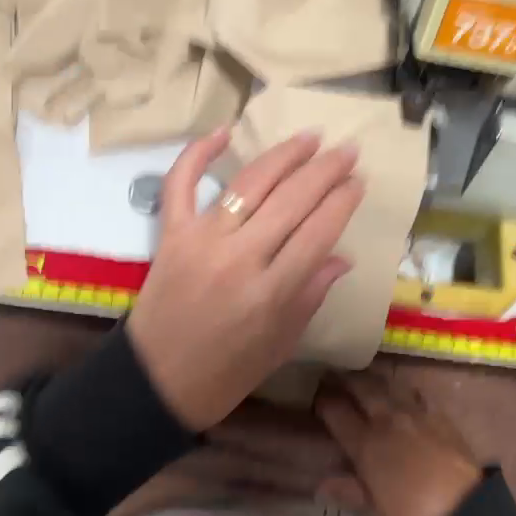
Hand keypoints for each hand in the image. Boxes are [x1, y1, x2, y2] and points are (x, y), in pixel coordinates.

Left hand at [128, 127, 363, 430]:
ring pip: (249, 183)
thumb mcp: (281, 344)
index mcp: (270, 293)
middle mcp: (238, 258)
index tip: (360, 182)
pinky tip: (225, 132)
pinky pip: (182, 184)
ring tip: (310, 137)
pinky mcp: (170, 234)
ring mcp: (201, 241)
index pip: (319, 232)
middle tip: (348, 150)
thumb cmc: (226, 372)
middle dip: (326, 170)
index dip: (343, 202)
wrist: (155, 384)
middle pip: (292, 200)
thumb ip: (311, 295)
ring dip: (284, 155)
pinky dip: (198, 154)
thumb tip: (342, 256)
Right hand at [316, 370, 483, 515]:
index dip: (323, 401)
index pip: (336, 411)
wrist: (462, 514)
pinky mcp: (439, 414)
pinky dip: (404, 391)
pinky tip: (403, 395)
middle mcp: (387, 419)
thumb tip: (322, 485)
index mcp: (365, 444)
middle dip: (346, 378)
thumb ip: (349, 491)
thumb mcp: (375, 510)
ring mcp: (414, 413)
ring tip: (367, 379)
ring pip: (389, 383)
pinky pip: (416, 393)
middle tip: (336, 375)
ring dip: (374, 379)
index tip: (317, 397)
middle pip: (362, 386)